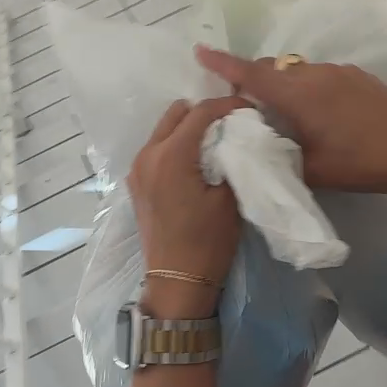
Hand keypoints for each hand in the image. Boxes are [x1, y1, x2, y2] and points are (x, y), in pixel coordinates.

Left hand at [127, 96, 249, 317]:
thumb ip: (229, 160)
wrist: (177, 282)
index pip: (201, 112)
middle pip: (176, 114)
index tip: (249, 109)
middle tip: (230, 123)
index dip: (228, 105)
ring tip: (214, 141)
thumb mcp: (229, 198)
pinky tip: (195, 160)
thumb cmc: (207, 242)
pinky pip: (156, 149)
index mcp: (171, 155)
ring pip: (164, 130)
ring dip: (188, 129)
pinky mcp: (136, 184)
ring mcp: (137, 169)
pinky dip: (175, 145)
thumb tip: (233, 140)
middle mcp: (147, 154)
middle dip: (204, 112)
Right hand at [196, 47, 386, 193]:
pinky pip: (320, 77)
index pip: (250, 74)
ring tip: (284, 117)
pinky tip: (320, 116)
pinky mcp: (359, 77)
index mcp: (298, 95)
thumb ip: (282, 157)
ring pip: (297, 72)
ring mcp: (339, 72)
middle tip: (243, 105)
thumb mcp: (314, 170)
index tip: (200, 51)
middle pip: (271, 68)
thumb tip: (264, 152)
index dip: (222, 64)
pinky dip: (307, 89)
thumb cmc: (364, 162)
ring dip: (283, 86)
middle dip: (252, 80)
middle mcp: (314, 75)